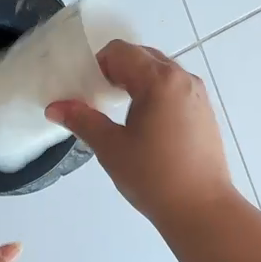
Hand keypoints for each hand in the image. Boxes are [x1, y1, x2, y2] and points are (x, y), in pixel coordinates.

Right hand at [46, 41, 239, 226]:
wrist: (201, 209)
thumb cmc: (153, 178)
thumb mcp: (111, 148)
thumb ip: (82, 121)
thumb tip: (55, 107)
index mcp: (159, 81)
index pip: (121, 52)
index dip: (97, 66)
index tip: (86, 91)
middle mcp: (183, 79)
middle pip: (142, 57)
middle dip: (117, 72)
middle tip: (99, 101)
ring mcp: (198, 95)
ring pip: (161, 73)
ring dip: (137, 84)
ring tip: (122, 117)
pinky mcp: (205, 113)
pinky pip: (175, 91)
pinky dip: (156, 97)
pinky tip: (147, 129)